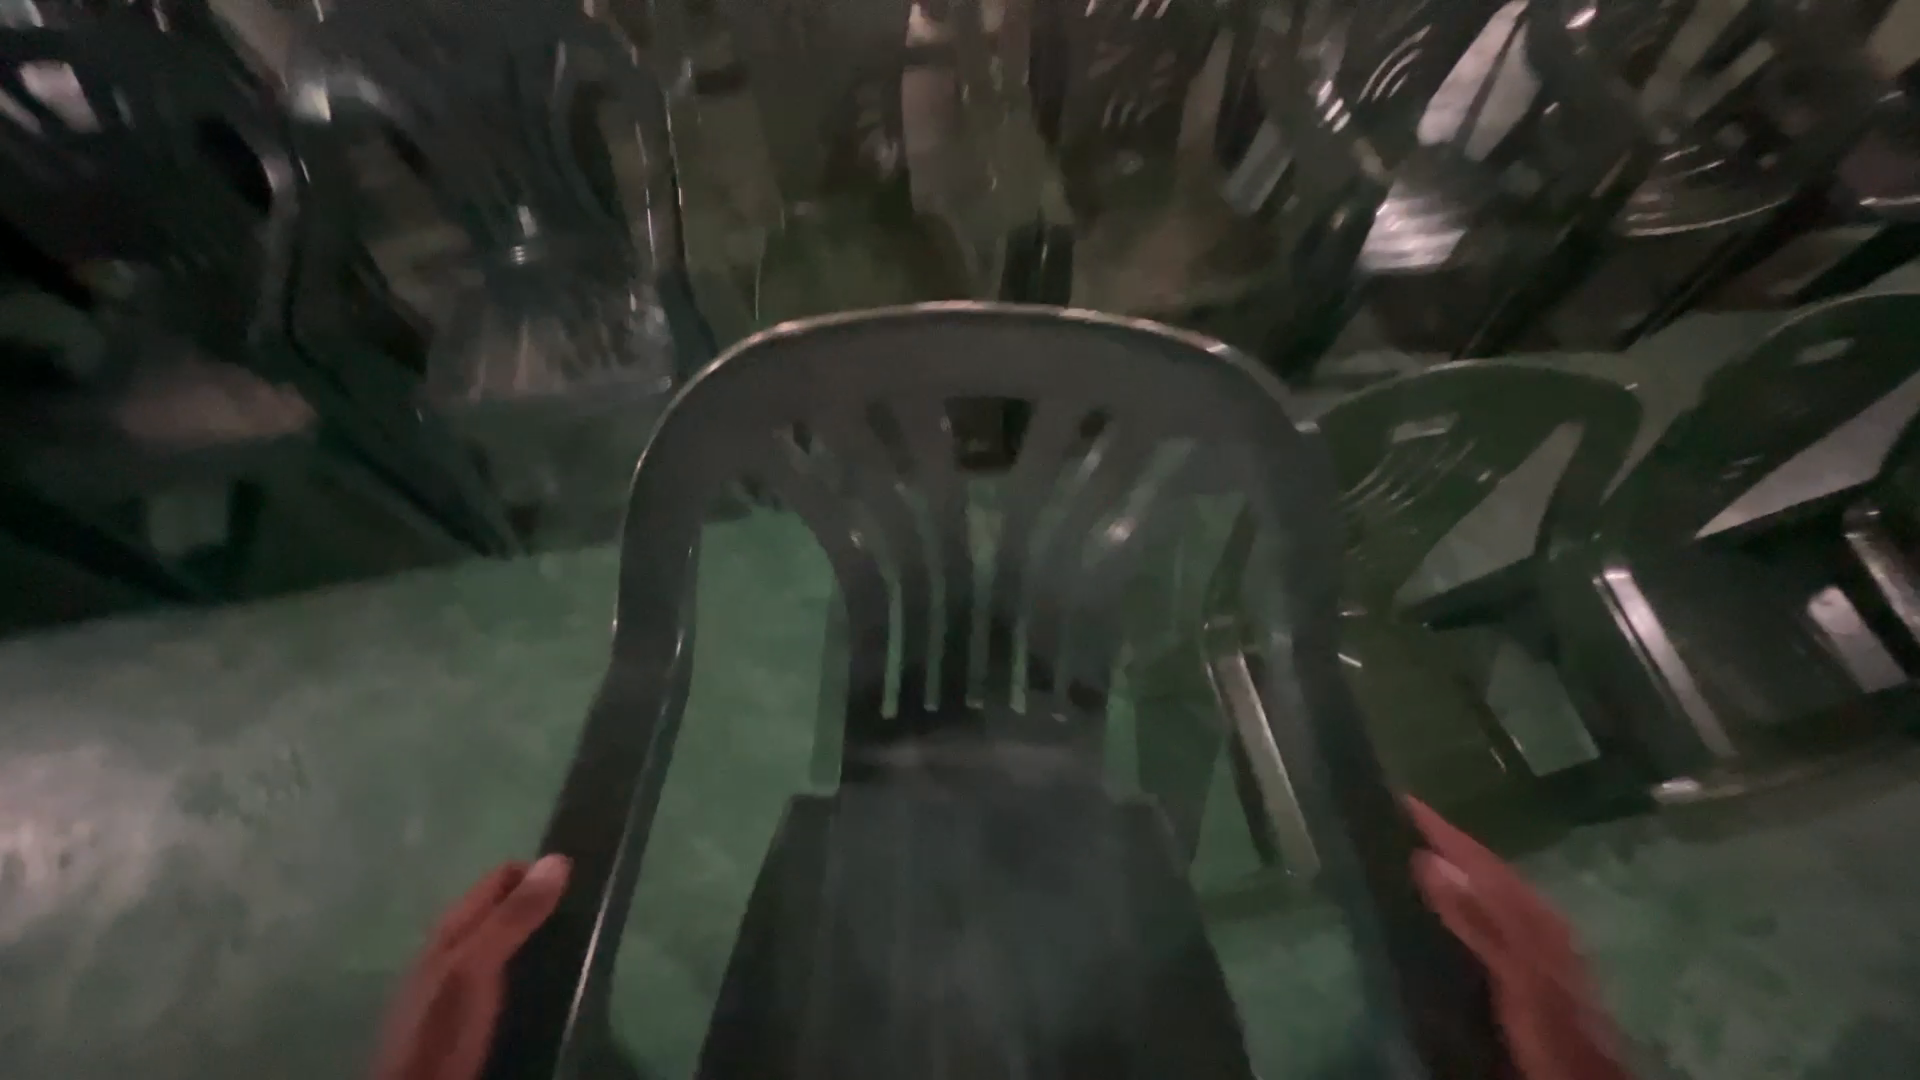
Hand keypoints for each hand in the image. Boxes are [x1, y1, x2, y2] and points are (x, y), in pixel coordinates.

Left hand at [371, 855, 570, 1079]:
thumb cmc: (444, 1029)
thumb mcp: (478, 966)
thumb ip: (513, 916)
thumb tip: (558, 859)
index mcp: (452, 928)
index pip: (504, 876)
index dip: (539, 874)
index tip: (578, 890)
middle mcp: (455, 947)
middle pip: (507, 907)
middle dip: (544, 906)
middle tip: (583, 921)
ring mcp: (461, 981)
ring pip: (511, 940)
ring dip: (542, 938)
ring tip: (577, 950)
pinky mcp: (472, 1011)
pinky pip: (512, 973)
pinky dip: (534, 968)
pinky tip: (552, 983)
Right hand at [1405, 799, 1631, 1079]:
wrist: (1580, 1074)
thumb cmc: (1548, 1024)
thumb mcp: (1511, 970)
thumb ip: (1476, 919)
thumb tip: (1426, 859)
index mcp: (1533, 915)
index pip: (1482, 860)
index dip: (1442, 830)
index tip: (1399, 798)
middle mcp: (1537, 921)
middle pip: (1488, 871)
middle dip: (1446, 843)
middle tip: (1396, 820)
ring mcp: (1534, 946)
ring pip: (1489, 892)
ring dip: (1454, 869)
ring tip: (1411, 852)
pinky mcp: (1527, 970)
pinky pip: (1487, 917)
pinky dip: (1461, 900)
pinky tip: (1441, 909)